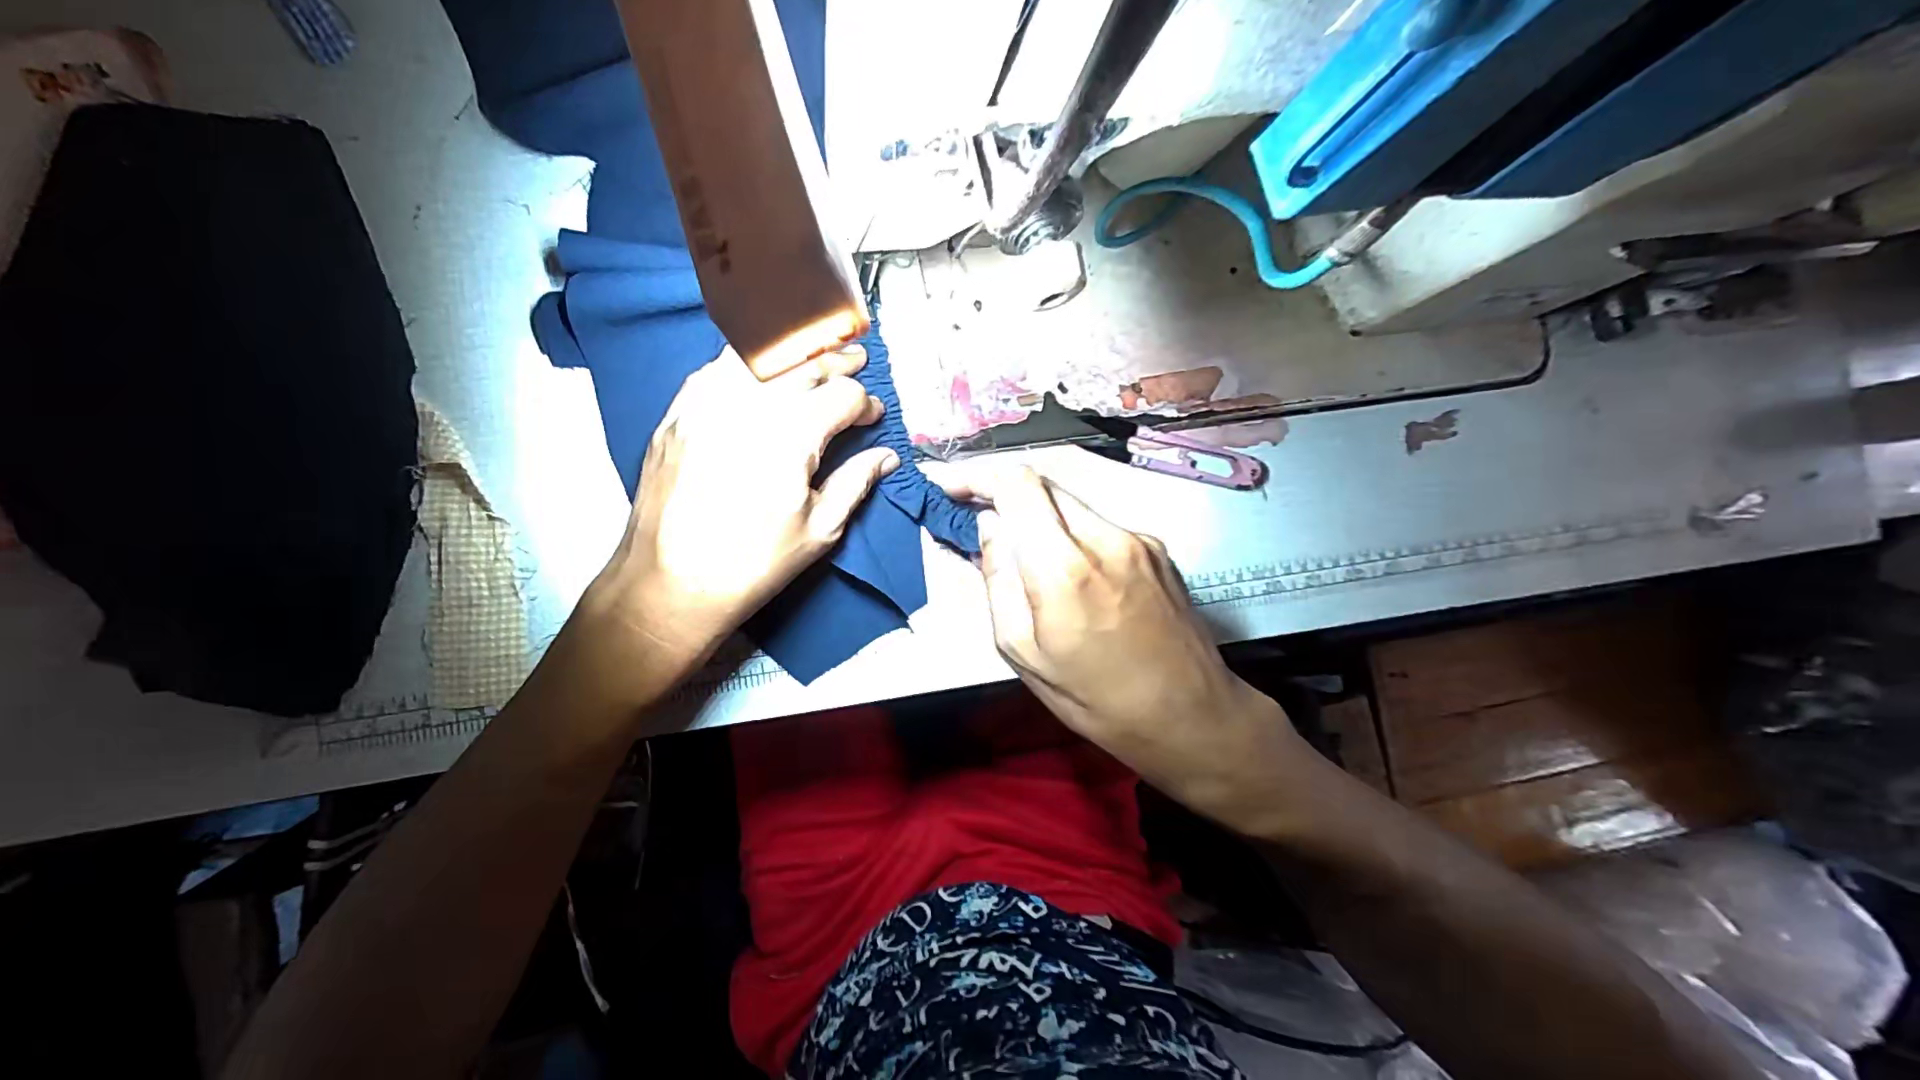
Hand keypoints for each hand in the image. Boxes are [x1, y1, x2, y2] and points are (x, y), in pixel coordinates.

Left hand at [585, 345, 897, 674]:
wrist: (669, 584)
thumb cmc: (750, 565)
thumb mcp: (819, 530)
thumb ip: (856, 483)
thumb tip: (885, 458)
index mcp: (790, 435)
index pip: (841, 396)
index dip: (865, 403)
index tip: (872, 416)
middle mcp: (747, 406)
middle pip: (803, 363)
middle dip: (837, 359)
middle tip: (855, 359)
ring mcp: (704, 404)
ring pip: (757, 353)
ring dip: (793, 350)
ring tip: (812, 353)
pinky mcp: (677, 413)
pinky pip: (715, 367)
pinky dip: (746, 361)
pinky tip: (759, 370)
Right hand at [936, 465, 1308, 836]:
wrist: (1189, 715)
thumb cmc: (1097, 699)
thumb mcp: (1023, 652)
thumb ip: (998, 581)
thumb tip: (989, 528)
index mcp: (1065, 568)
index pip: (1016, 484)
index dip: (977, 477)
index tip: (953, 489)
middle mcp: (1105, 539)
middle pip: (1043, 486)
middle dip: (1005, 498)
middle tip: (982, 525)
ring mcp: (1137, 540)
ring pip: (1071, 504)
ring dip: (1040, 519)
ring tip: (1029, 561)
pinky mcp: (1157, 548)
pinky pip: (1100, 525)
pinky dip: (1073, 536)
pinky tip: (1073, 578)